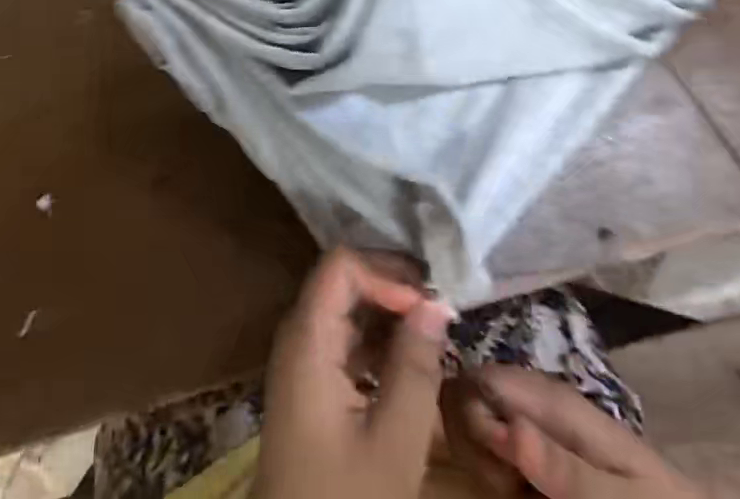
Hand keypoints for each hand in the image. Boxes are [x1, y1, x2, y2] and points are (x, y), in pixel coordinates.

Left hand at [254, 248, 456, 498]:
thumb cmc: (345, 497)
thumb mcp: (393, 440)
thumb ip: (416, 366)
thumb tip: (437, 302)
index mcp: (307, 338)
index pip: (341, 265)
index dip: (385, 273)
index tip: (426, 305)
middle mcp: (299, 336)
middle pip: (343, 281)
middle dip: (394, 287)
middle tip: (440, 313)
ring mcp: (303, 358)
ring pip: (347, 309)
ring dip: (391, 315)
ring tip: (434, 336)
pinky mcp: (312, 382)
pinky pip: (346, 339)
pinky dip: (380, 341)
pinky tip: (412, 363)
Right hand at [446, 366, 704, 498]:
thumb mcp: (620, 498)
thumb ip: (564, 468)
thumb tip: (509, 428)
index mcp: (552, 400)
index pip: (477, 378)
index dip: (468, 416)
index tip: (494, 463)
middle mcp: (532, 400)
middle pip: (463, 395)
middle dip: (468, 439)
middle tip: (504, 483)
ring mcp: (528, 421)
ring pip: (467, 419)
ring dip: (476, 457)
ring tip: (510, 490)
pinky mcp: (528, 444)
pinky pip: (485, 444)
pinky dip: (487, 466)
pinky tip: (512, 491)